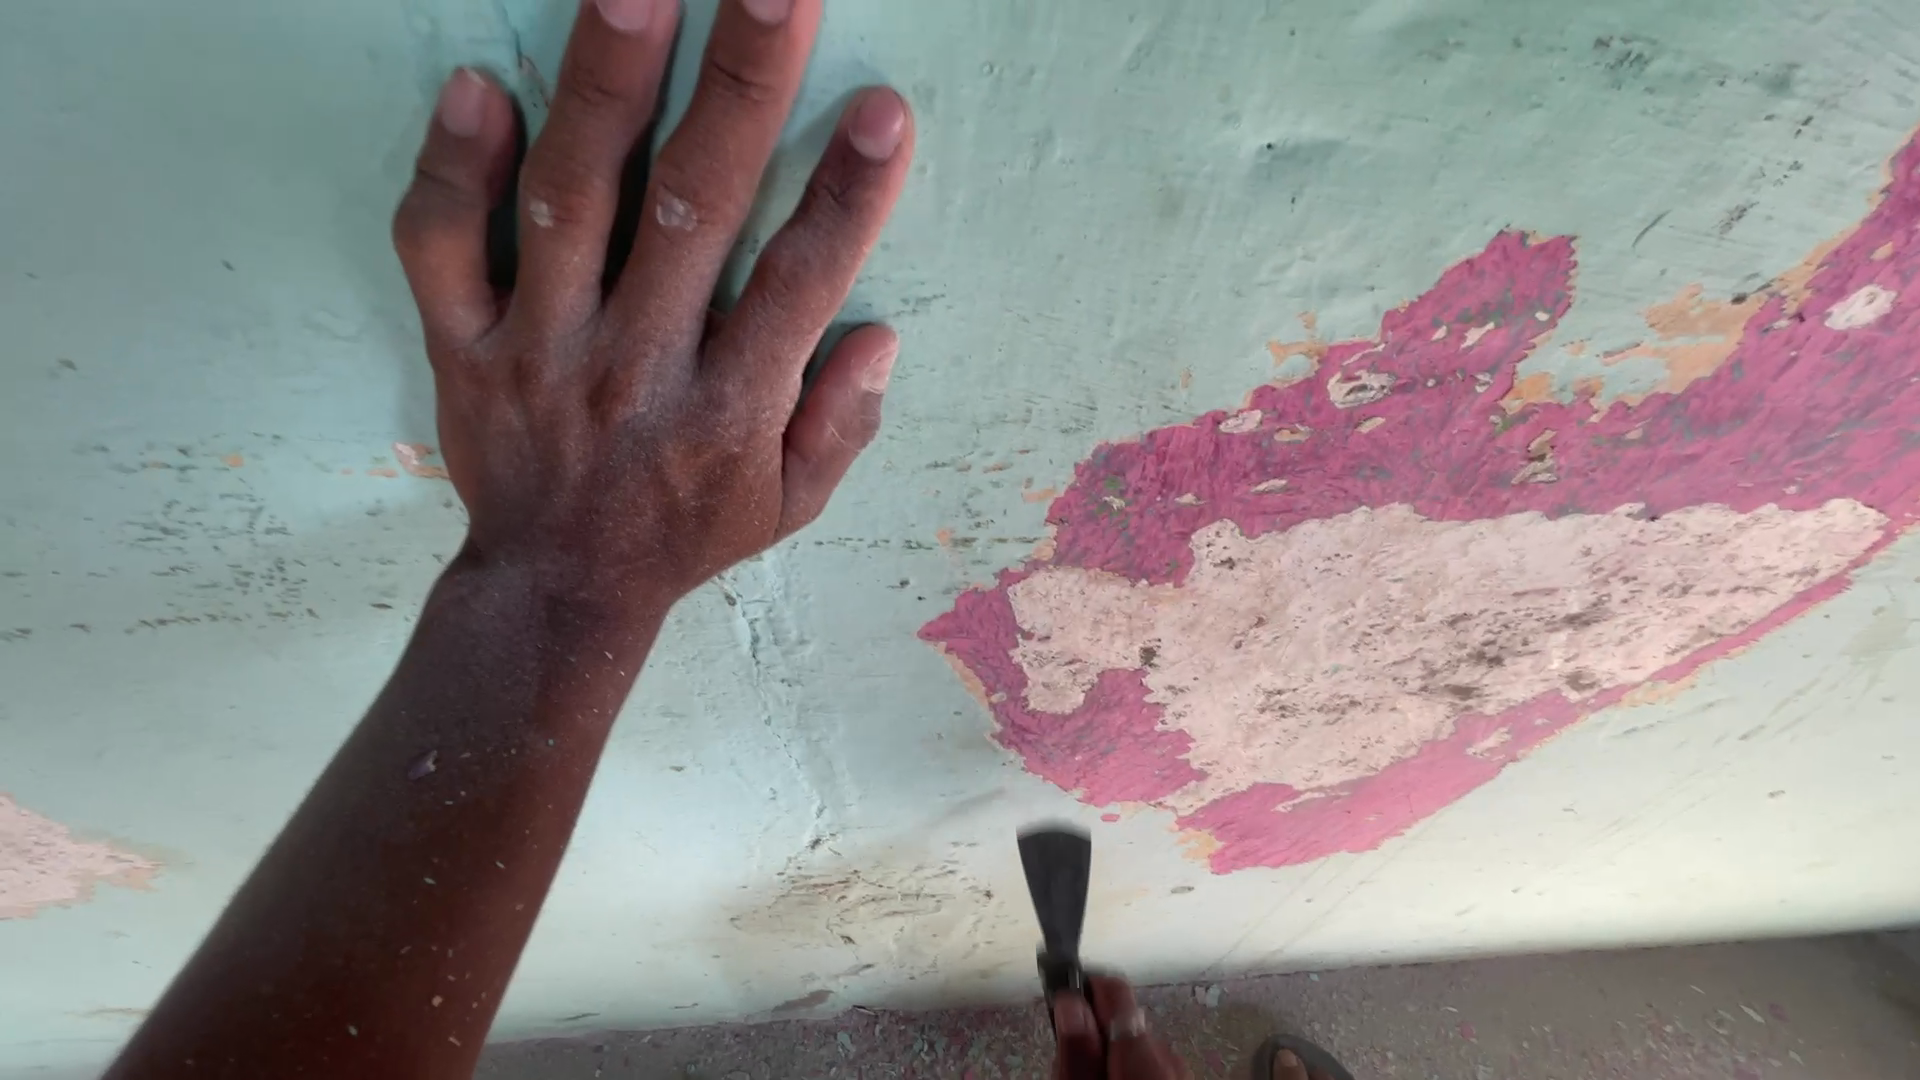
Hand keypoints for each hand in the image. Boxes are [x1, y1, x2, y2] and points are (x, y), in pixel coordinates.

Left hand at [391, 0, 913, 611]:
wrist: (563, 585)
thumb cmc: (690, 535)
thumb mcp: (791, 506)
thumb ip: (841, 426)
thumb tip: (878, 335)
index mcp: (729, 413)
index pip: (797, 289)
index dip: (844, 200)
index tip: (882, 113)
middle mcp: (637, 368)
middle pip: (692, 214)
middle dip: (740, 92)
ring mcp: (540, 353)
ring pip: (570, 203)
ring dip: (604, 87)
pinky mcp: (464, 349)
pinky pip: (441, 248)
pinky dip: (452, 166)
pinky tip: (479, 84)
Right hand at [1052, 976, 1191, 1079]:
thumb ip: (1077, 1050)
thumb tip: (1068, 999)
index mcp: (1142, 1050)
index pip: (1113, 985)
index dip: (1083, 984)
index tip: (1062, 998)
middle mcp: (1168, 1052)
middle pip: (1121, 1014)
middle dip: (1093, 1028)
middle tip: (1072, 1058)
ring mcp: (1180, 1067)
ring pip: (1134, 1035)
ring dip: (1111, 1048)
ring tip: (1094, 1076)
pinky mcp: (1183, 1077)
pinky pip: (1150, 1056)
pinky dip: (1130, 1064)